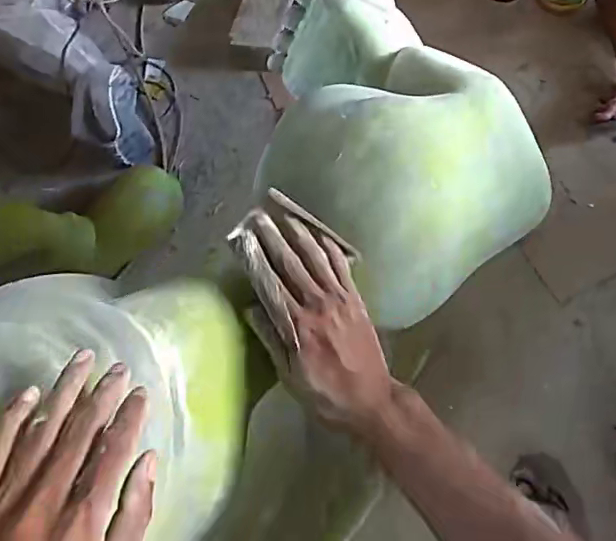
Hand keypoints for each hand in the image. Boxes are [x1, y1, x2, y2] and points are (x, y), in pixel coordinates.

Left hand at [0, 350, 156, 540]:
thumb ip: (132, 520)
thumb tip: (147, 463)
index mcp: (81, 519)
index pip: (113, 450)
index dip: (130, 416)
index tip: (140, 392)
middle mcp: (44, 500)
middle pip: (80, 432)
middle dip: (102, 395)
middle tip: (118, 367)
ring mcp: (2, 502)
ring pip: (40, 430)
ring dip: (64, 390)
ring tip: (82, 360)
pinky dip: (10, 419)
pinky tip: (27, 393)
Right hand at [248, 210, 399, 436]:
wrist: (371, 400)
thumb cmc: (325, 395)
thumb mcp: (290, 377)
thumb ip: (272, 340)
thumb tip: (252, 308)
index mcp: (297, 326)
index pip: (271, 284)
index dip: (256, 259)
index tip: (244, 239)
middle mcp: (317, 305)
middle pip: (290, 264)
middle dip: (273, 238)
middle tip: (259, 216)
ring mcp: (339, 298)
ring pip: (316, 258)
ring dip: (300, 234)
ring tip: (286, 215)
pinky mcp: (355, 297)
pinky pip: (341, 265)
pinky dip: (329, 246)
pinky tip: (320, 233)